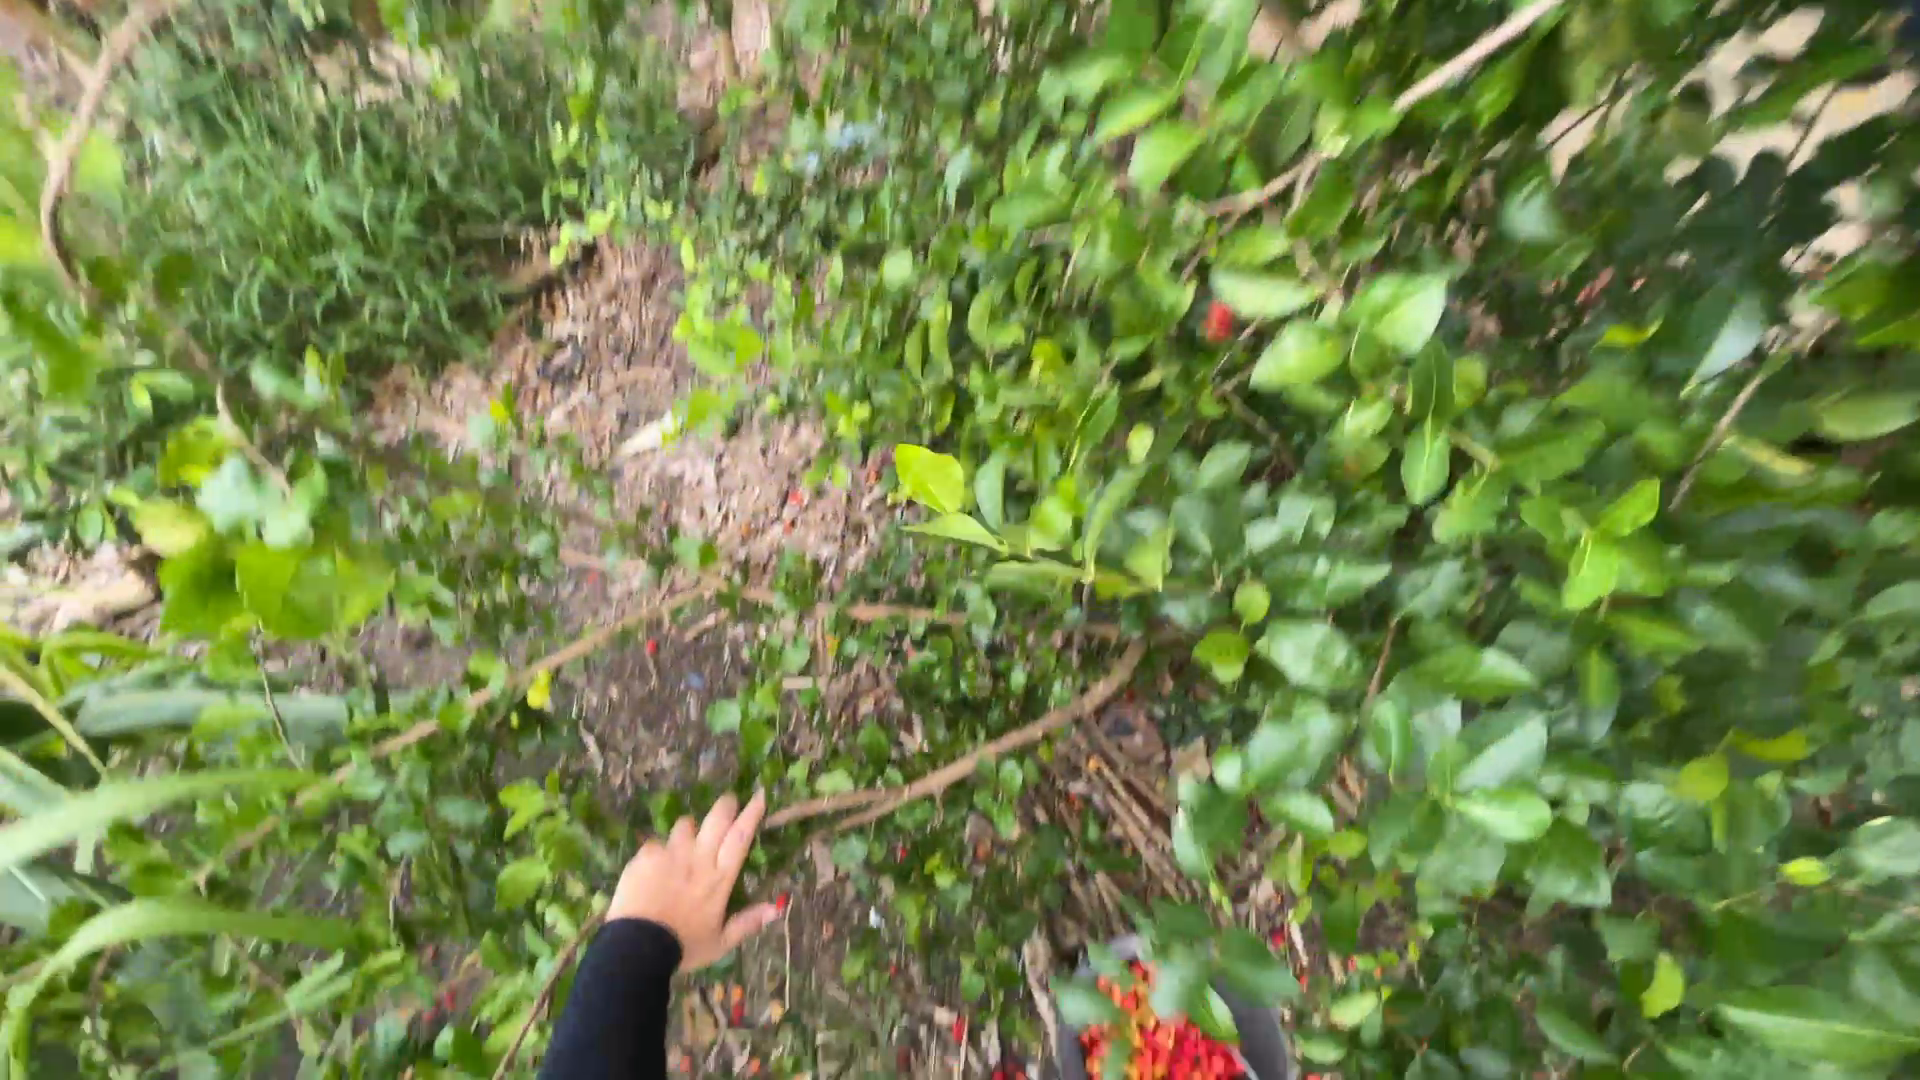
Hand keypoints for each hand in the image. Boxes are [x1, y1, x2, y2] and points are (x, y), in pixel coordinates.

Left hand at [608, 789, 779, 971]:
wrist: (636, 950)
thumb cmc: (682, 947)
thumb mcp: (720, 943)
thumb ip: (747, 923)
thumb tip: (776, 909)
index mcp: (720, 878)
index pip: (741, 836)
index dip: (752, 814)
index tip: (759, 795)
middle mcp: (699, 858)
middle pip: (717, 818)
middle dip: (725, 805)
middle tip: (728, 802)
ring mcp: (672, 854)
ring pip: (685, 825)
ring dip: (688, 831)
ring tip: (682, 844)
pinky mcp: (647, 855)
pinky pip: (655, 843)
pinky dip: (657, 852)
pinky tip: (651, 869)